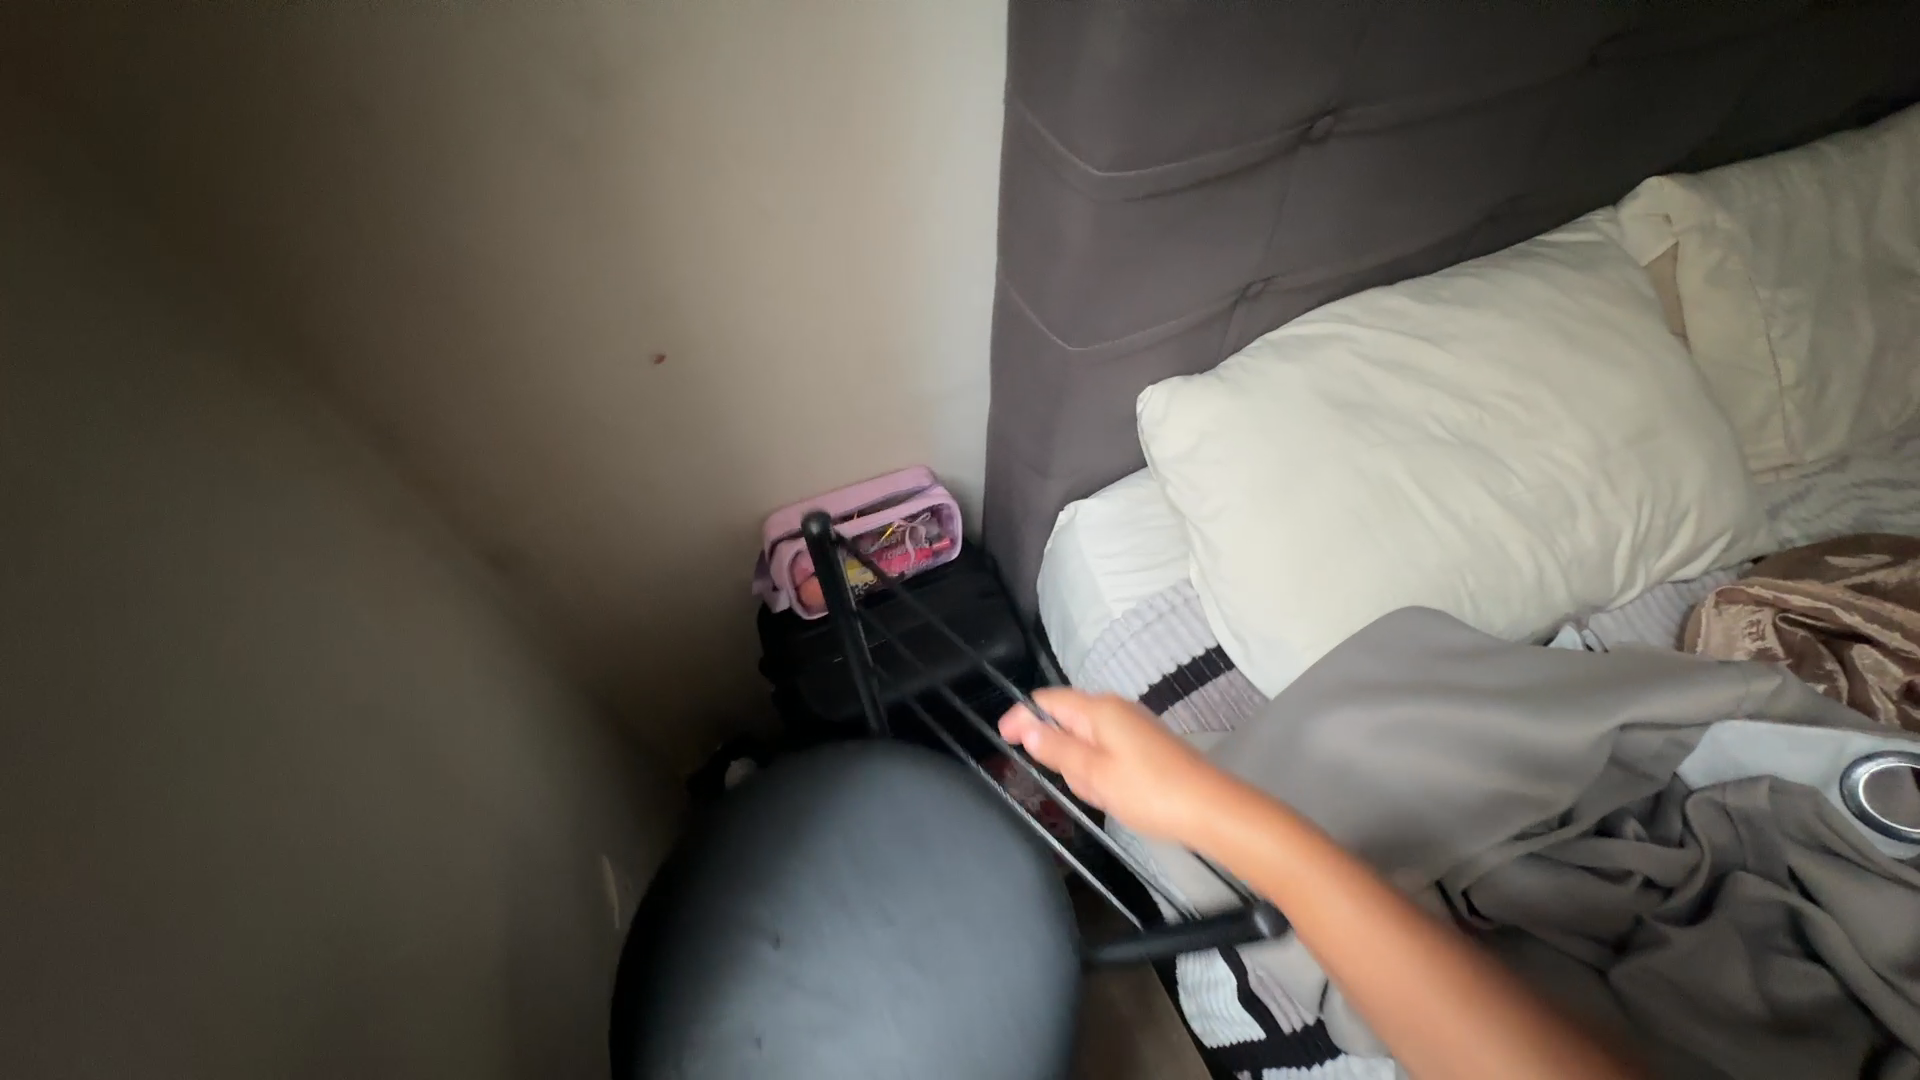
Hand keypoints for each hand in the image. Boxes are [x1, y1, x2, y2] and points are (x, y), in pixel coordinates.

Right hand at [998, 688, 1233, 842]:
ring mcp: (1131, 726)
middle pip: (1066, 718)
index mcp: (1099, 709)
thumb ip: (1056, 748)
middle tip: (1072, 782)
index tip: (1004, 738)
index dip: (1022, 716)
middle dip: (1058, 749)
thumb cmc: (1149, 791)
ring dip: (1081, 766)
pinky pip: (1106, 751)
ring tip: (1100, 793)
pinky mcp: (1144, 745)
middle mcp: (1114, 709)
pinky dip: (1100, 771)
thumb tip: (1026, 727)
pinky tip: (1114, 794)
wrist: (1210, 809)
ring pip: (1086, 740)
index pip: (1047, 700)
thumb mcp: (1093, 773)